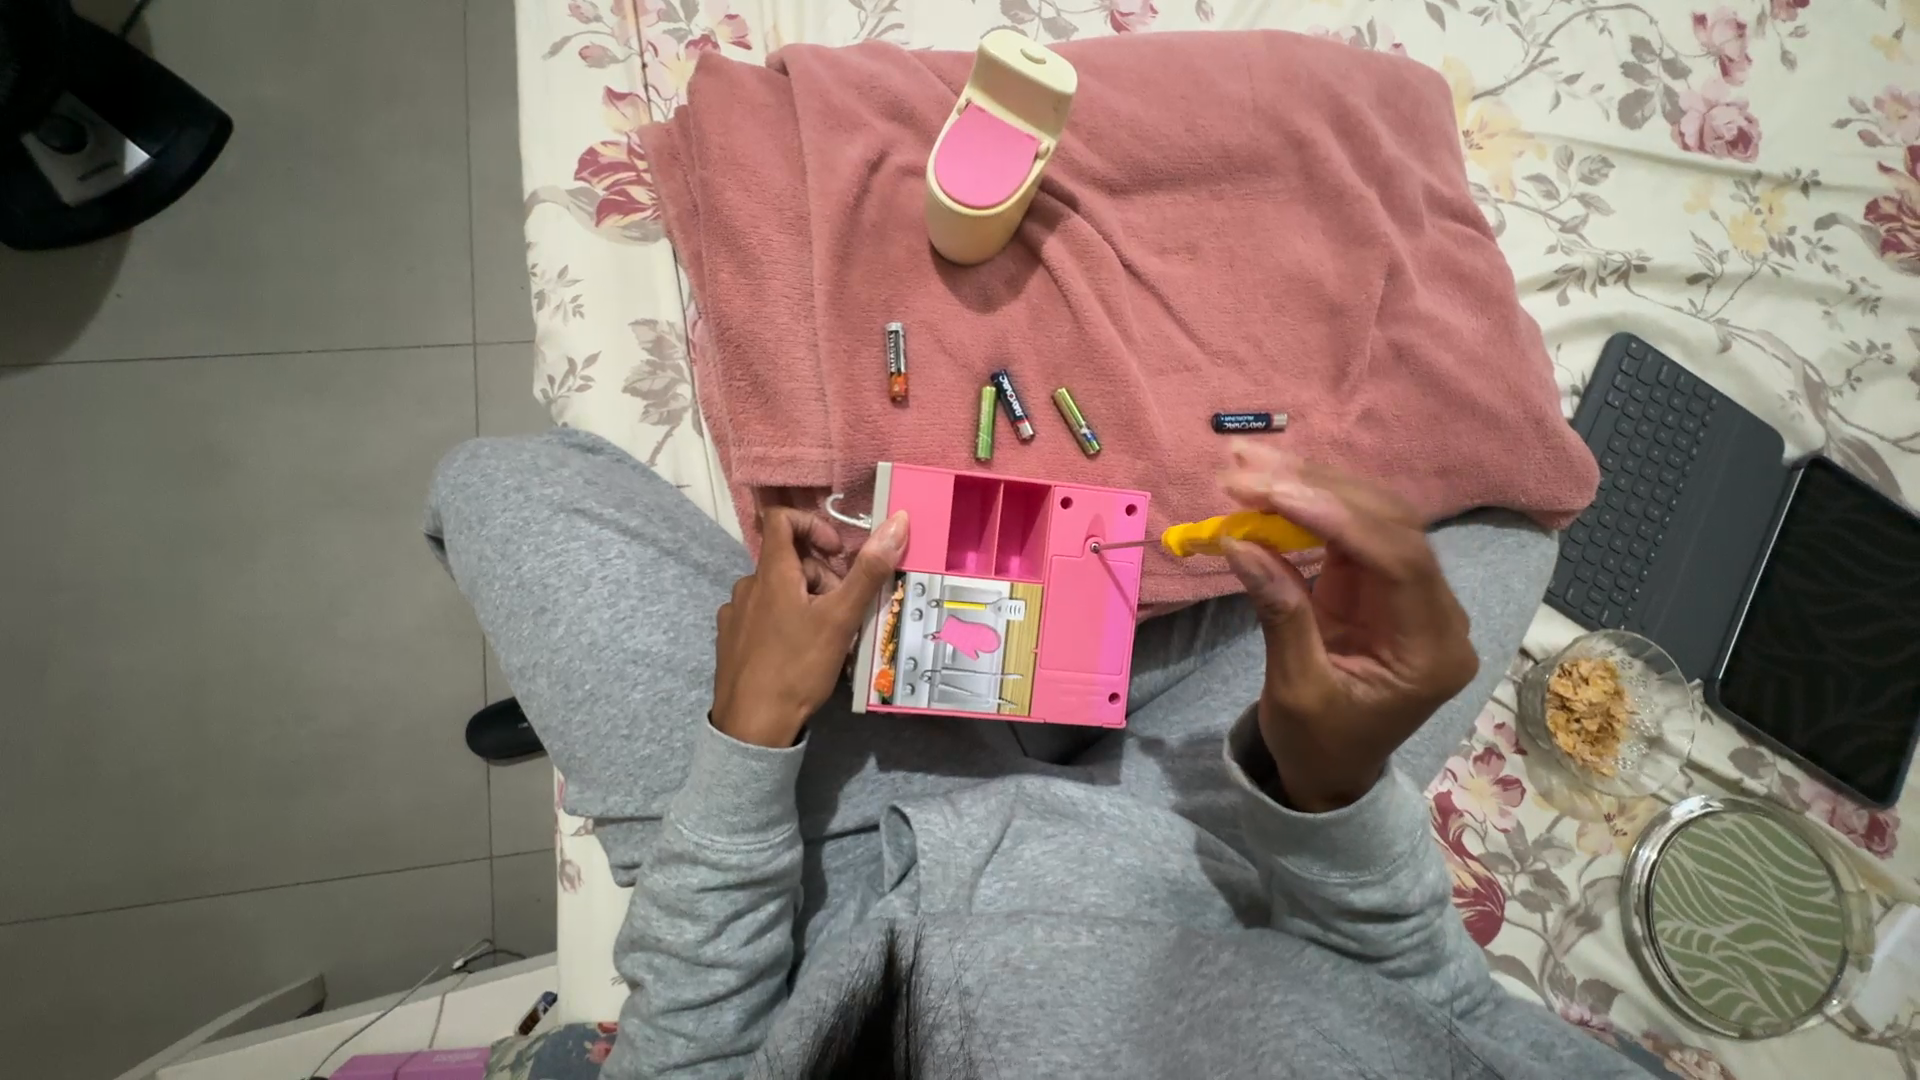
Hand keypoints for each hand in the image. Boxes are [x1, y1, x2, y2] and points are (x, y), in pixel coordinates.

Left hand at [712, 507, 907, 747]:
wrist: (752, 726)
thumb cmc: (797, 666)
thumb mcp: (841, 618)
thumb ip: (868, 570)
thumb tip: (897, 521)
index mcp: (771, 573)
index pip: (782, 519)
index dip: (814, 525)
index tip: (838, 554)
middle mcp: (748, 586)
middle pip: (790, 562)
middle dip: (823, 579)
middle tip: (843, 612)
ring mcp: (735, 614)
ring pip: (778, 591)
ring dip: (806, 602)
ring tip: (826, 637)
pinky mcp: (730, 640)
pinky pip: (763, 616)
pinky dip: (785, 622)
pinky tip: (798, 653)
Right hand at [1219, 443, 1477, 811]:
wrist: (1329, 771)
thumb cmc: (1318, 744)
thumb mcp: (1296, 689)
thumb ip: (1280, 613)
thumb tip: (1241, 543)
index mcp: (1431, 648)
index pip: (1399, 561)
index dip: (1340, 519)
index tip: (1276, 494)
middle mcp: (1432, 610)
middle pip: (1388, 526)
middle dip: (1318, 490)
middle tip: (1247, 469)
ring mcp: (1404, 593)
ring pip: (1369, 517)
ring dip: (1309, 485)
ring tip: (1248, 464)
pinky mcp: (1373, 585)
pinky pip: (1346, 532)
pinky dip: (1305, 506)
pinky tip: (1269, 486)